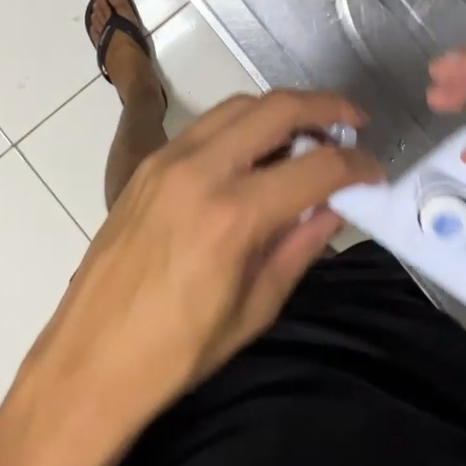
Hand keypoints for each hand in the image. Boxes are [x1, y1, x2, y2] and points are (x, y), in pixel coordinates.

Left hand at [18, 90, 381, 425]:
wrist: (89, 360)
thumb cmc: (177, 352)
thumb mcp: (254, 309)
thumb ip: (299, 247)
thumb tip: (333, 207)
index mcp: (233, 215)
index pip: (316, 166)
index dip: (358, 164)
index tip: (376, 171)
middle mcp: (200, 170)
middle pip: (277, 108)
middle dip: (326, 108)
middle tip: (355, 123)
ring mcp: (168, 160)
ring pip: (239, 104)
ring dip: (282, 109)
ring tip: (310, 134)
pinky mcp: (147, 164)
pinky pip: (207, 124)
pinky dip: (243, 124)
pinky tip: (258, 152)